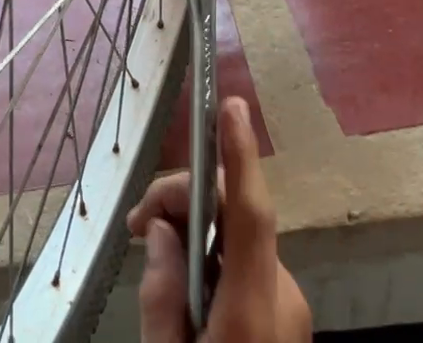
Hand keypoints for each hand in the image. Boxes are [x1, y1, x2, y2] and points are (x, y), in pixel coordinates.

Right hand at [127, 98, 309, 342]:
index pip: (252, 215)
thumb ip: (161, 293)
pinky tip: (181, 282)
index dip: (242, 156)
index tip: (231, 107)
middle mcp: (280, 295)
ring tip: (151, 253)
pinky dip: (210, 257)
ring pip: (236, 241)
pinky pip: (243, 265)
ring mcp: (287, 305)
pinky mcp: (283, 315)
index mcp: (252, 308)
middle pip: (234, 219)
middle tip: (135, 225)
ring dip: (194, 232)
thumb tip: (161, 230)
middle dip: (183, 202)